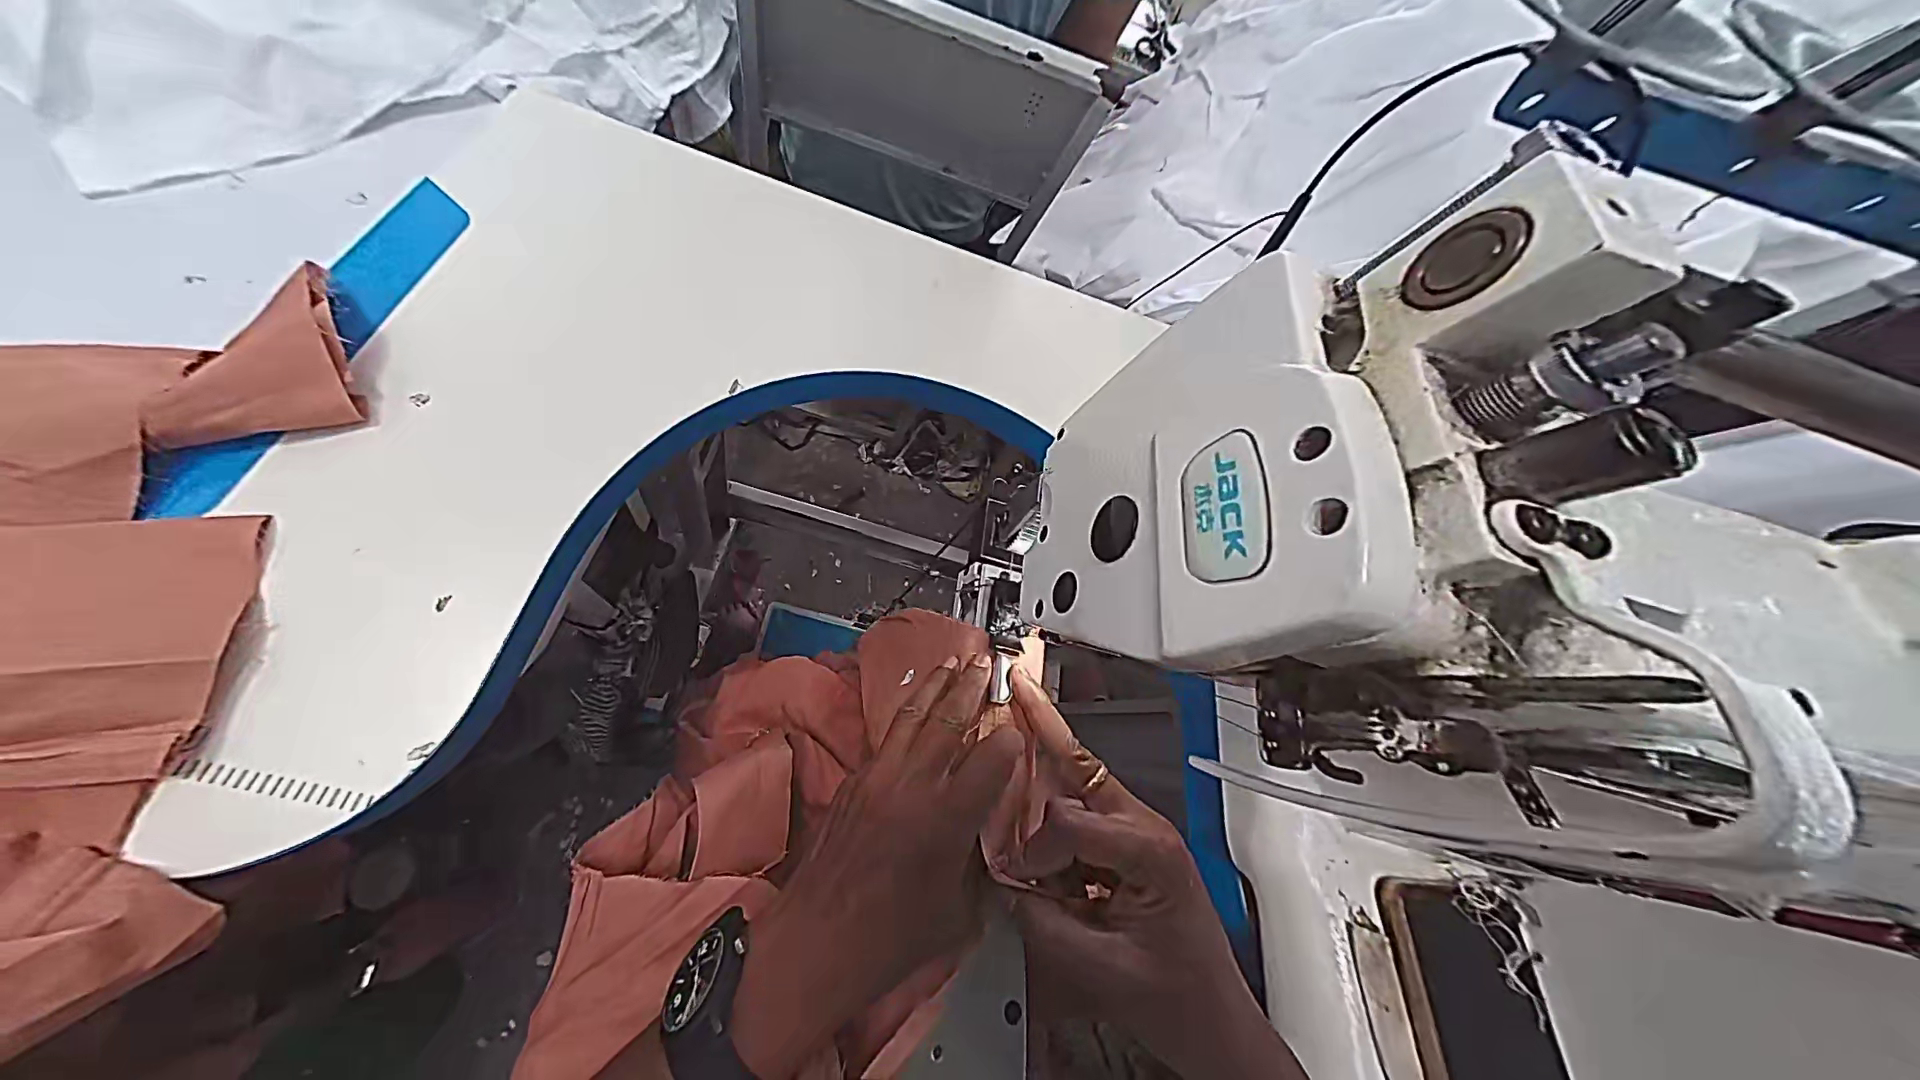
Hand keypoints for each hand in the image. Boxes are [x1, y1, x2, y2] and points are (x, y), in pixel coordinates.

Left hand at [731, 652, 1022, 1078]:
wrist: (815, 940)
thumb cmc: (889, 938)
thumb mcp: (957, 910)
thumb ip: (979, 862)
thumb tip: (987, 835)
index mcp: (946, 817)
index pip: (992, 758)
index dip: (1011, 742)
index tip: (1018, 733)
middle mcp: (913, 785)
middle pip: (950, 719)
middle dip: (972, 686)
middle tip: (985, 662)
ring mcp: (880, 776)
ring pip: (914, 715)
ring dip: (937, 685)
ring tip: (952, 661)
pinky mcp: (856, 779)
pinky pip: (888, 732)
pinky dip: (908, 709)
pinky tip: (916, 700)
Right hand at [1005, 671, 1304, 1079]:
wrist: (1214, 1020)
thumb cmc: (1177, 997)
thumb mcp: (1101, 969)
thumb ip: (1043, 922)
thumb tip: (1006, 883)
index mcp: (1149, 850)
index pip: (1069, 822)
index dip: (1032, 848)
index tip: (1016, 878)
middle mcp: (1144, 827)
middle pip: (1081, 766)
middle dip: (1045, 726)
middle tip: (1020, 688)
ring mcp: (1138, 830)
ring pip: (1080, 779)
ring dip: (1045, 757)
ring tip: (1021, 712)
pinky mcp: (1127, 842)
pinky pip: (1081, 807)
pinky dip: (1050, 795)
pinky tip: (1028, 785)